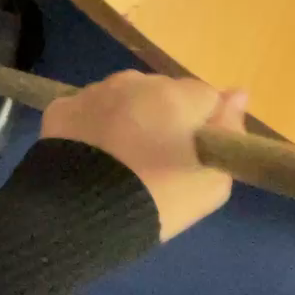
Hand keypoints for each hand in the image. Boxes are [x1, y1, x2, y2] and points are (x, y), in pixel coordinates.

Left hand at [40, 70, 249, 239]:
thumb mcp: (212, 179)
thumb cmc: (156, 197)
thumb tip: (237, 94)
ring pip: (119, 96)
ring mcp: (89, 93)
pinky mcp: (58, 108)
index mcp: (174, 95)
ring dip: (124, 115)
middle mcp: (130, 82)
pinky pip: (85, 110)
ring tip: (118, 155)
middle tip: (152, 156)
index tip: (189, 152)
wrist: (80, 211)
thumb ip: (229, 131)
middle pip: (158, 91)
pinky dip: (90, 124)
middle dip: (160, 115)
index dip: (200, 125)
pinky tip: (89, 152)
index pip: (204, 96)